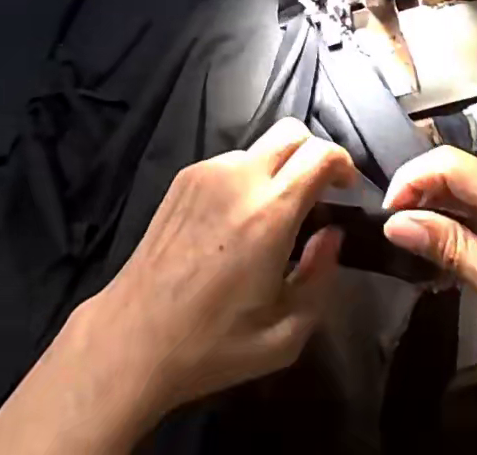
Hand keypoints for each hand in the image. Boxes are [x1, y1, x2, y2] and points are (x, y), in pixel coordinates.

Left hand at [0, 119, 354, 454]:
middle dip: (314, 153)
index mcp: (270, 212)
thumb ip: (321, 277)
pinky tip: (235, 219)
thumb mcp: (284, 334)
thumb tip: (330, 235)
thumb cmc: (211, 344)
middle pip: (293, 132)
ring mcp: (207, 173)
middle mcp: (240, 179)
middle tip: (317, 191)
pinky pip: (231, 162)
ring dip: (279, 168)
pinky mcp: (184, 178)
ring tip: (271, 212)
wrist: (130, 341)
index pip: (320, 153)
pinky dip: (247, 177)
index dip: (343, 163)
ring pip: (261, 147)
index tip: (346, 188)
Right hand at [382, 147, 476, 454]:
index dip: (411, 181)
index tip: (385, 216)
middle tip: (400, 242)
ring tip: (424, 254)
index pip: (451, 164)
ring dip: (451, 215)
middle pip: (467, 175)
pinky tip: (462, 253)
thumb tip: (396, 222)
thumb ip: (450, 248)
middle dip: (427, 199)